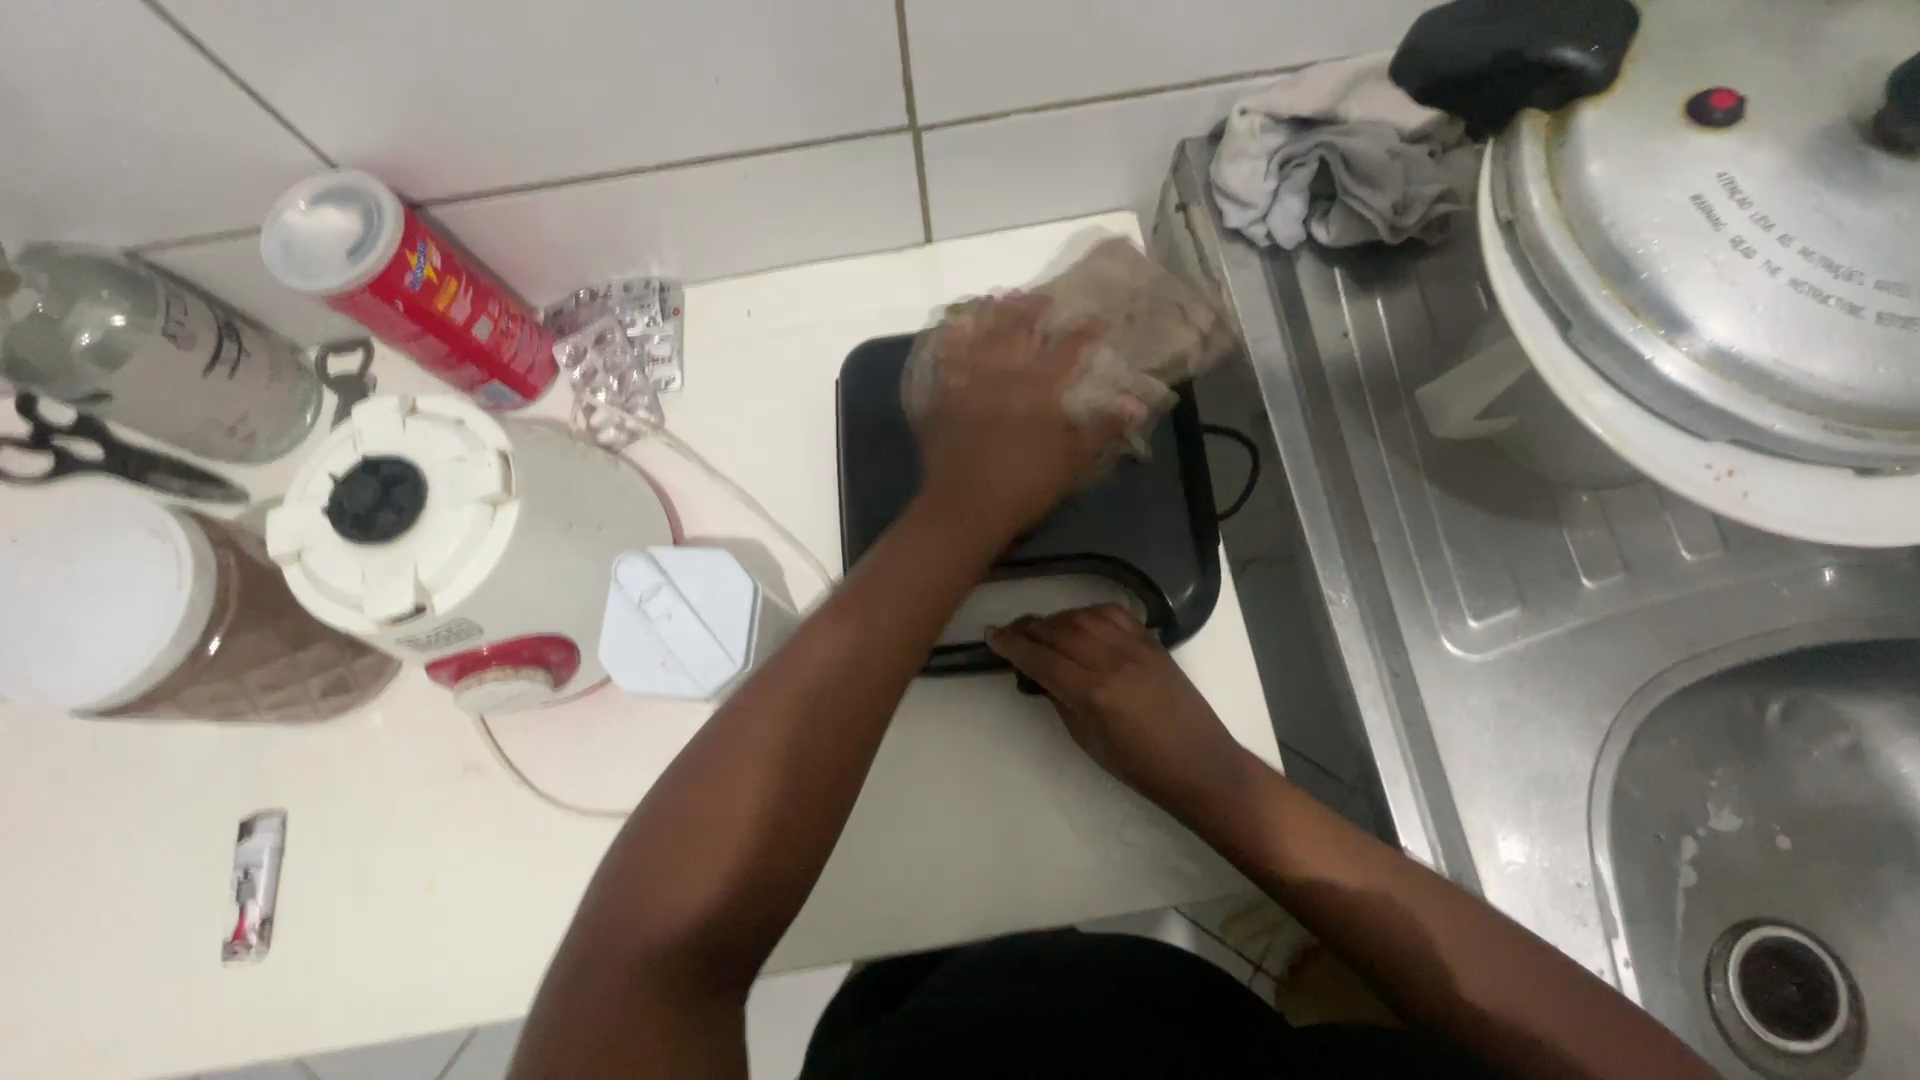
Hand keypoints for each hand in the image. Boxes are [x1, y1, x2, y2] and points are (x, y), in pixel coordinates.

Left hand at [915, 295, 1143, 539]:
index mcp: (1039, 389)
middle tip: (1044, 297)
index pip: (1067, 348)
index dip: (1084, 330)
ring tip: (1002, 298)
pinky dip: (952, 337)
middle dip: (1034, 308)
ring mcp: (968, 382)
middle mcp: (1003, 374)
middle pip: (1019, 328)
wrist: (964, 508)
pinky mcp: (942, 396)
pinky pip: (946, 357)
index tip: (1098, 322)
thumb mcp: (1072, 461)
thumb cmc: (1025, 488)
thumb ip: (1103, 428)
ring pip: (981, 335)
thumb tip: (1137, 404)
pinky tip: (956, 325)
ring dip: (993, 313)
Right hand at [987, 605, 1256, 819]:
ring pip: (1084, 616)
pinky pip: (1114, 613)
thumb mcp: (1087, 740)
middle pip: (1059, 630)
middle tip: (1010, 632)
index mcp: (1092, 692)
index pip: (1040, 658)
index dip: (1011, 645)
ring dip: (1057, 619)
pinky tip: (1081, 622)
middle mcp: (1111, 660)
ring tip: (1043, 630)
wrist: (1199, 763)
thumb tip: (1041, 673)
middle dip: (1029, 628)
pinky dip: (1091, 612)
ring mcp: (1135, 647)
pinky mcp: (1152, 642)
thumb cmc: (1139, 765)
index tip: (991, 635)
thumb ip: (1061, 699)